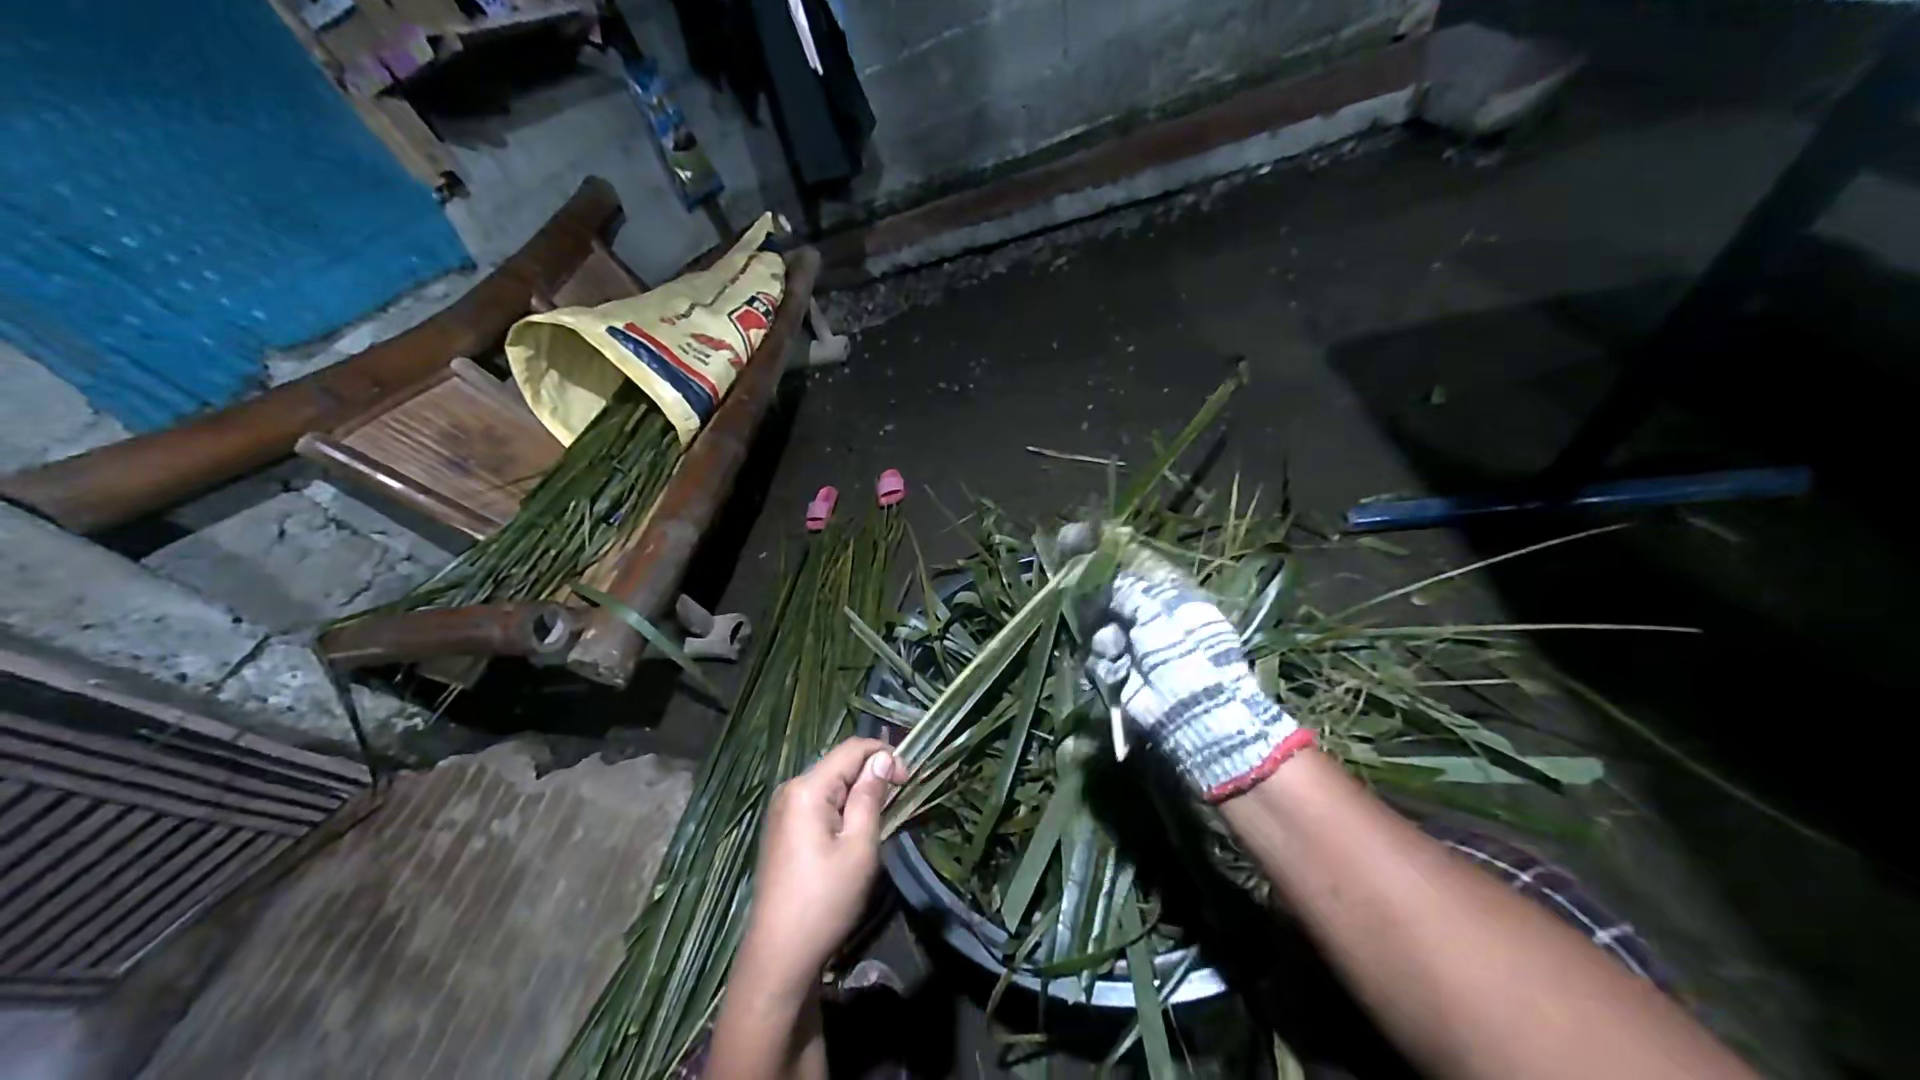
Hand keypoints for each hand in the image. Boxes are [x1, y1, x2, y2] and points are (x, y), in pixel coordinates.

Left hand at [735, 738, 909, 995]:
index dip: (884, 755)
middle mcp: (789, 790)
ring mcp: (781, 810)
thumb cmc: (825, 900)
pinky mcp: (781, 830)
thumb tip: (883, 759)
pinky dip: (840, 807)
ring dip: (857, 792)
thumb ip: (870, 796)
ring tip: (879, 818)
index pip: (851, 749)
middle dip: (871, 774)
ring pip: (829, 783)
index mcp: (806, 789)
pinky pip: (817, 803)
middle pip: (839, 764)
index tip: (908, 781)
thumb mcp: (859, 847)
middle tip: (898, 801)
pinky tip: (852, 831)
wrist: (779, 955)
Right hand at [1083, 540, 1312, 801]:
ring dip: (1103, 637)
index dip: (1102, 553)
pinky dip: (1105, 664)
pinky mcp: (1118, 674)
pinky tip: (1119, 670)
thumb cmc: (1186, 651)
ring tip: (1118, 649)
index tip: (1074, 538)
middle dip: (1091, 594)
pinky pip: (1097, 659)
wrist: (1194, 711)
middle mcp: (1148, 618)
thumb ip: (1125, 586)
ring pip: (1096, 628)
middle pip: (1106, 595)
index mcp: (1168, 596)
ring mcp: (1132, 647)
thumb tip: (1097, 564)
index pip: (1130, 564)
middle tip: (1070, 582)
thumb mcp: (1159, 609)